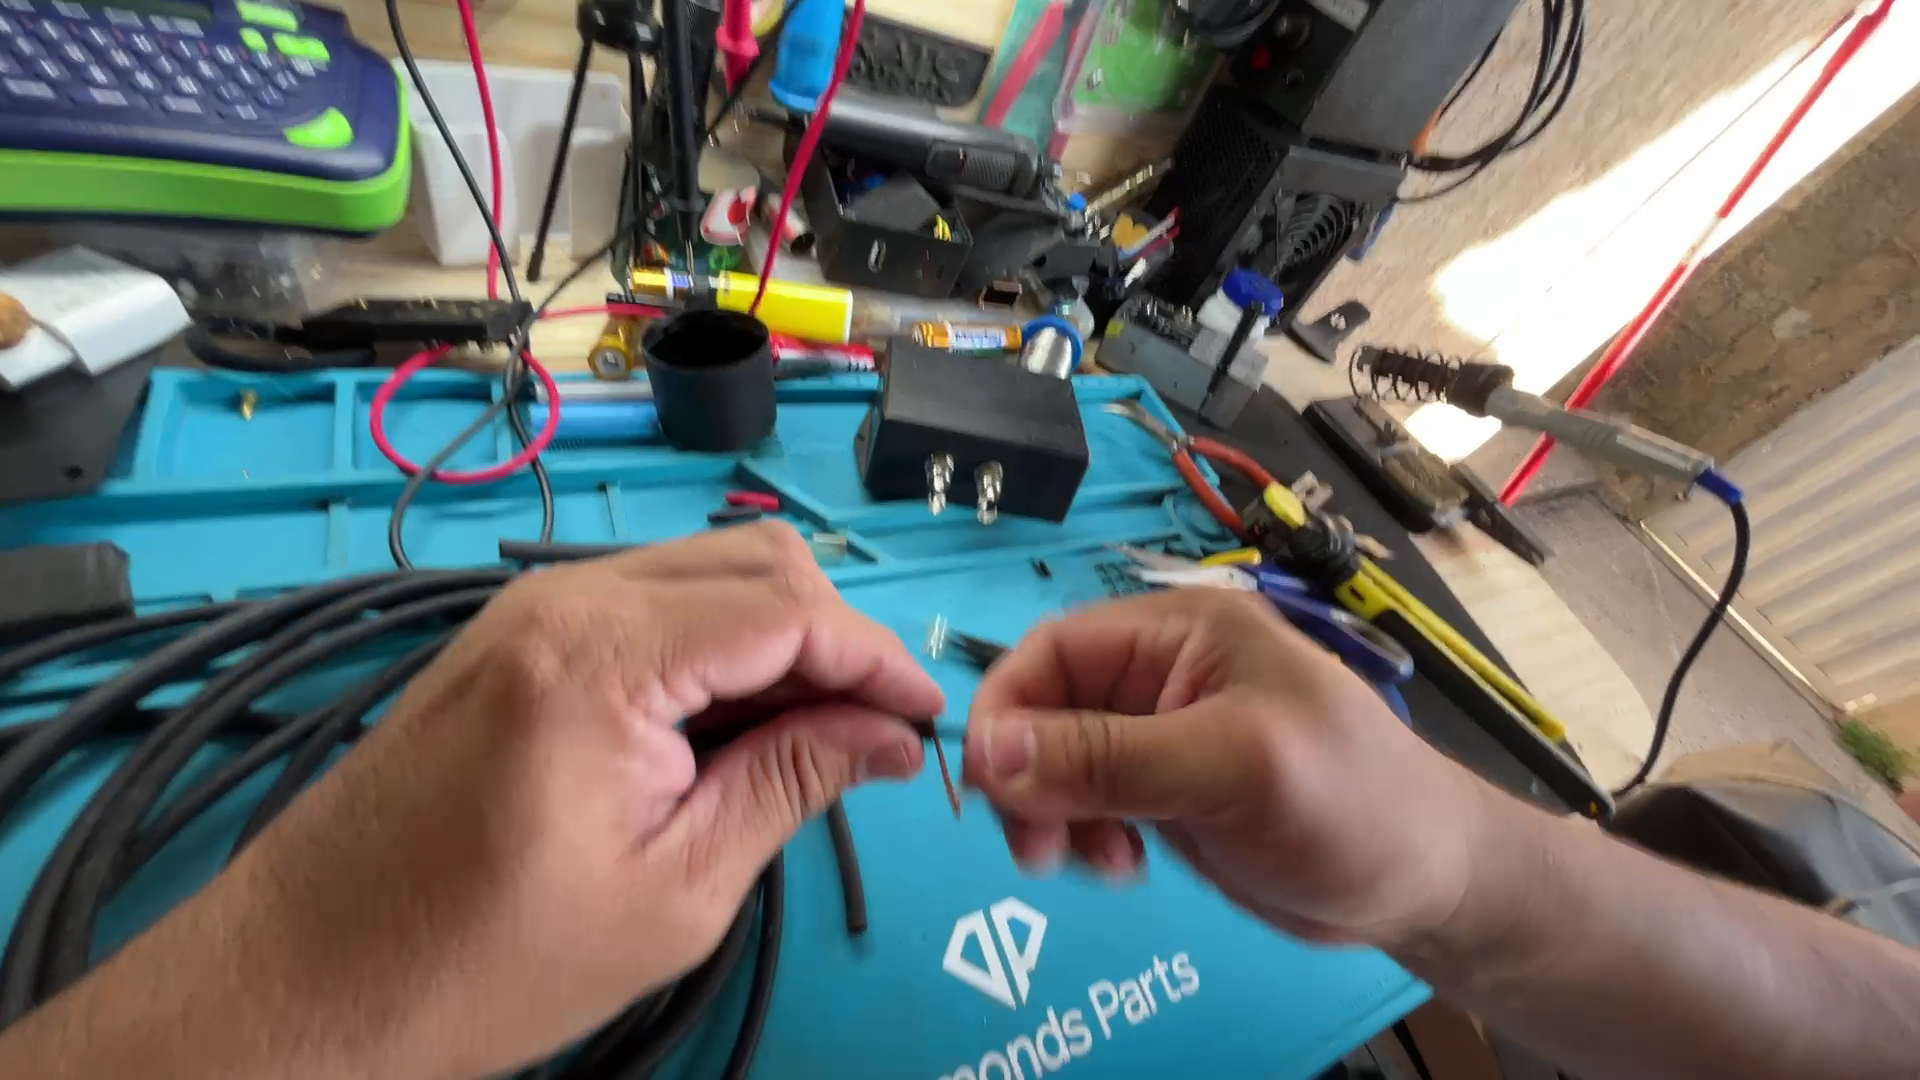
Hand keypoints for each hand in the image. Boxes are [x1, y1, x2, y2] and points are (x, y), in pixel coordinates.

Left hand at [199, 524, 942, 1076]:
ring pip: (718, 568)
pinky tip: (740, 715)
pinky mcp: (532, 628)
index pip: (788, 613)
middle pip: (761, 564)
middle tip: (872, 723)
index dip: (875, 658)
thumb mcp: (678, 888)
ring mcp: (544, 604)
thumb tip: (893, 736)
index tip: (924, 715)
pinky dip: (731, 643)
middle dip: (838, 637)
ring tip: (815, 725)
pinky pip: (668, 599)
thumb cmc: (483, 967)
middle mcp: (572, 598)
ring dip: (788, 635)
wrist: (288, 995)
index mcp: (605, 658)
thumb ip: (796, 780)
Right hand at [963, 589, 1492, 948]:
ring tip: (1092, 861)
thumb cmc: (1349, 803)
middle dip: (1028, 773)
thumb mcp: (1230, 768)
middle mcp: (1155, 673)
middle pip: (1047, 706)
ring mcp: (1156, 732)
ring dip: (1053, 809)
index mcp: (1173, 633)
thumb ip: (1106, 757)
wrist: (1433, 887)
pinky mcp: (1160, 785)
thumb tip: (986, 752)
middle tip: (1037, 848)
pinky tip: (1119, 864)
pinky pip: (1087, 798)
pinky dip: (1081, 832)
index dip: (1006, 706)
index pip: (1054, 649)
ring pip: (1058, 758)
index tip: (986, 783)